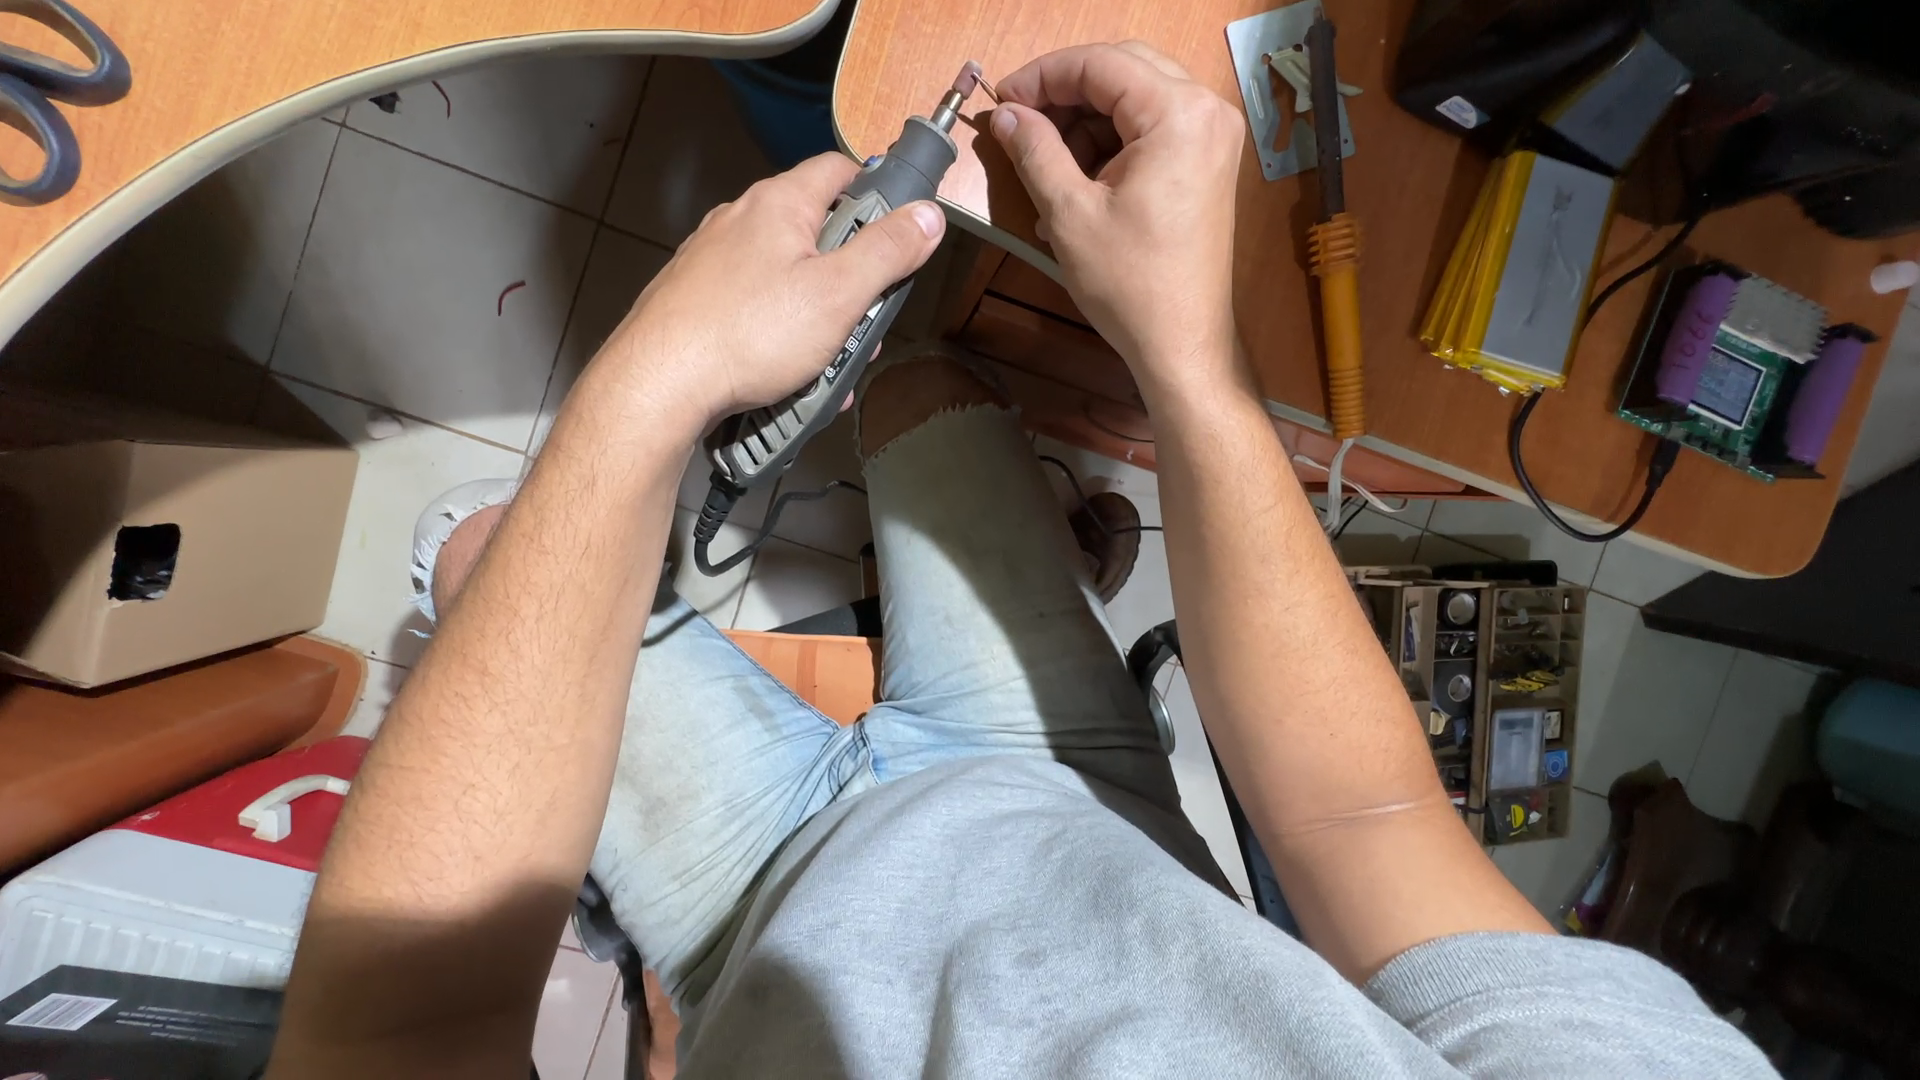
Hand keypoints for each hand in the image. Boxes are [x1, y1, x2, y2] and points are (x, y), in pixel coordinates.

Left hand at [592, 153, 944, 431]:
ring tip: (833, 369)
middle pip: (817, 235)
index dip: (877, 194)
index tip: (899, 235)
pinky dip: (783, 338)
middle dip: (852, 283)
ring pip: (788, 281)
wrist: (661, 383)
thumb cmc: (754, 332)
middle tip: (869, 326)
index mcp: (778, 204)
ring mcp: (714, 262)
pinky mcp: (696, 301)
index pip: (839, 170)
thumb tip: (929, 215)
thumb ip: (887, 253)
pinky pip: (757, 312)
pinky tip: (792, 380)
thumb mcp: (838, 294)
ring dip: (822, 321)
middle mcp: (741, 221)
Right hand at [991, 43, 1244, 390]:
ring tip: (1046, 172)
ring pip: (1135, 102)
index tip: (1003, 101)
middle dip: (1065, 96)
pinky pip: (1151, 134)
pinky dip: (1110, 150)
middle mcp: (1206, 111)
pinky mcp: (1207, 166)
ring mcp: (1212, 139)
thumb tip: (1007, 115)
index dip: (1044, 76)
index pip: (1101, 63)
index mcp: (1178, 114)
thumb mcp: (1069, 215)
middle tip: (1021, 126)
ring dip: (1085, 127)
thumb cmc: (1128, 285)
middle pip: (1123, 72)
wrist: (1180, 342)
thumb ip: (1036, 152)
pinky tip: (1076, 189)